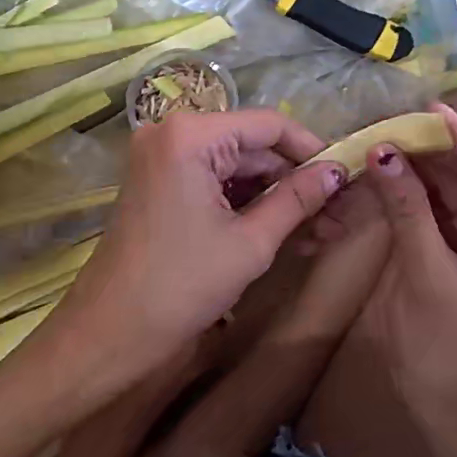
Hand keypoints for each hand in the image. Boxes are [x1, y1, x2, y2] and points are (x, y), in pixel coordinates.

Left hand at [54, 109, 347, 386]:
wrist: (111, 331)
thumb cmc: (182, 284)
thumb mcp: (250, 242)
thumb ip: (297, 199)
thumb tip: (339, 172)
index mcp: (190, 135)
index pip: (268, 125)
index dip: (310, 148)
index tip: (344, 174)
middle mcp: (170, 132)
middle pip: (249, 144)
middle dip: (292, 177)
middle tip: (334, 210)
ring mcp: (159, 157)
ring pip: (232, 164)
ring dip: (271, 193)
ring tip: (314, 226)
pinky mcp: (157, 182)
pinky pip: (211, 180)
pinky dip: (243, 200)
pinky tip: (276, 226)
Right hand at [359, 103, 456, 417]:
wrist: (431, 396)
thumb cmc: (440, 348)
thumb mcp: (426, 274)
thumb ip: (408, 210)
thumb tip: (382, 151)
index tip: (438, 115)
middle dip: (446, 154)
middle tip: (405, 120)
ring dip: (430, 164)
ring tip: (395, 133)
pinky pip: (448, 204)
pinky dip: (422, 184)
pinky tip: (398, 158)